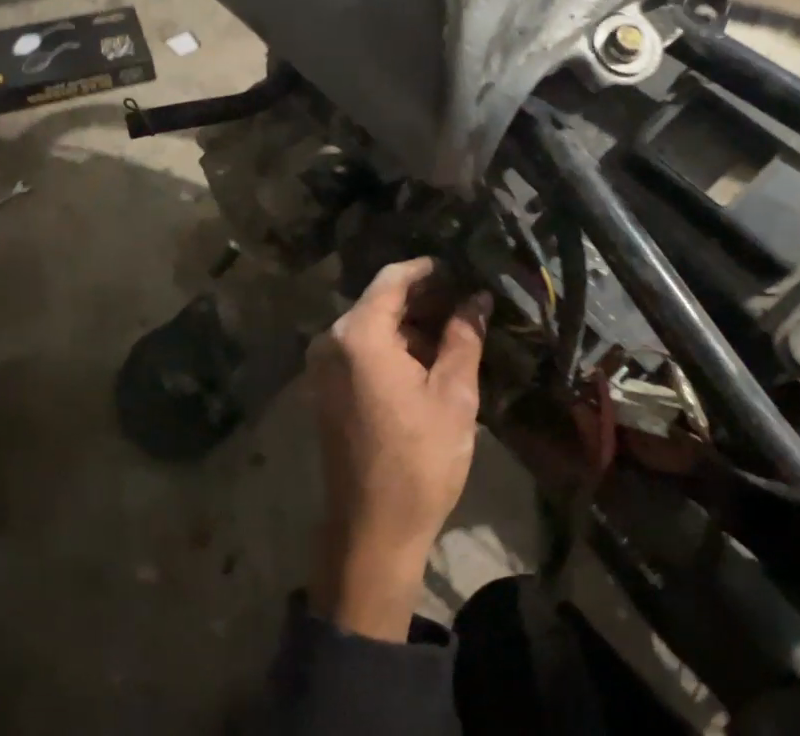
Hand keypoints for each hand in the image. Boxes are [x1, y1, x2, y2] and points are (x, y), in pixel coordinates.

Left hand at [307, 257, 490, 640]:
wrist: (373, 529)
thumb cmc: (419, 460)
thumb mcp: (453, 394)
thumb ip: (464, 336)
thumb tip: (477, 297)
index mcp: (358, 334)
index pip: (393, 278)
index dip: (430, 270)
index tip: (465, 270)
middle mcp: (331, 341)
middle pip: (380, 301)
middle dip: (425, 299)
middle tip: (470, 304)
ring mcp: (323, 367)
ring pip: (372, 327)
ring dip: (411, 326)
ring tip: (458, 333)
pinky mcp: (325, 389)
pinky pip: (361, 352)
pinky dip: (393, 348)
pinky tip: (429, 361)